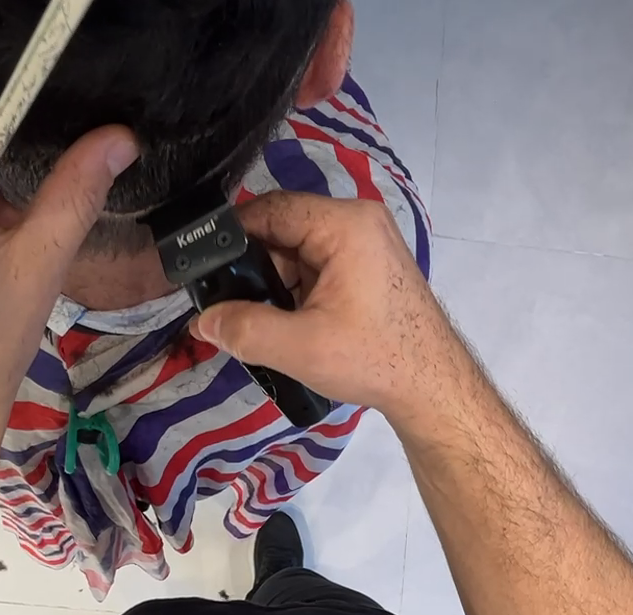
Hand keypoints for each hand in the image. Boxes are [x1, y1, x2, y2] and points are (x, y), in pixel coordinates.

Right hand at [190, 194, 474, 428]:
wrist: (431, 386)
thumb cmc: (373, 359)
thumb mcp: (299, 347)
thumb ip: (244, 330)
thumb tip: (202, 322)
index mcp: (344, 224)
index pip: (270, 209)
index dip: (231, 236)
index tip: (202, 269)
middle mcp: (356, 222)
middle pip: (282, 230)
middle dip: (251, 268)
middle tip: (224, 306)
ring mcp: (364, 245)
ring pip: (296, 253)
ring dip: (272, 286)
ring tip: (251, 322)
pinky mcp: (365, 270)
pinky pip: (315, 270)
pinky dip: (293, 294)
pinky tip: (282, 325)